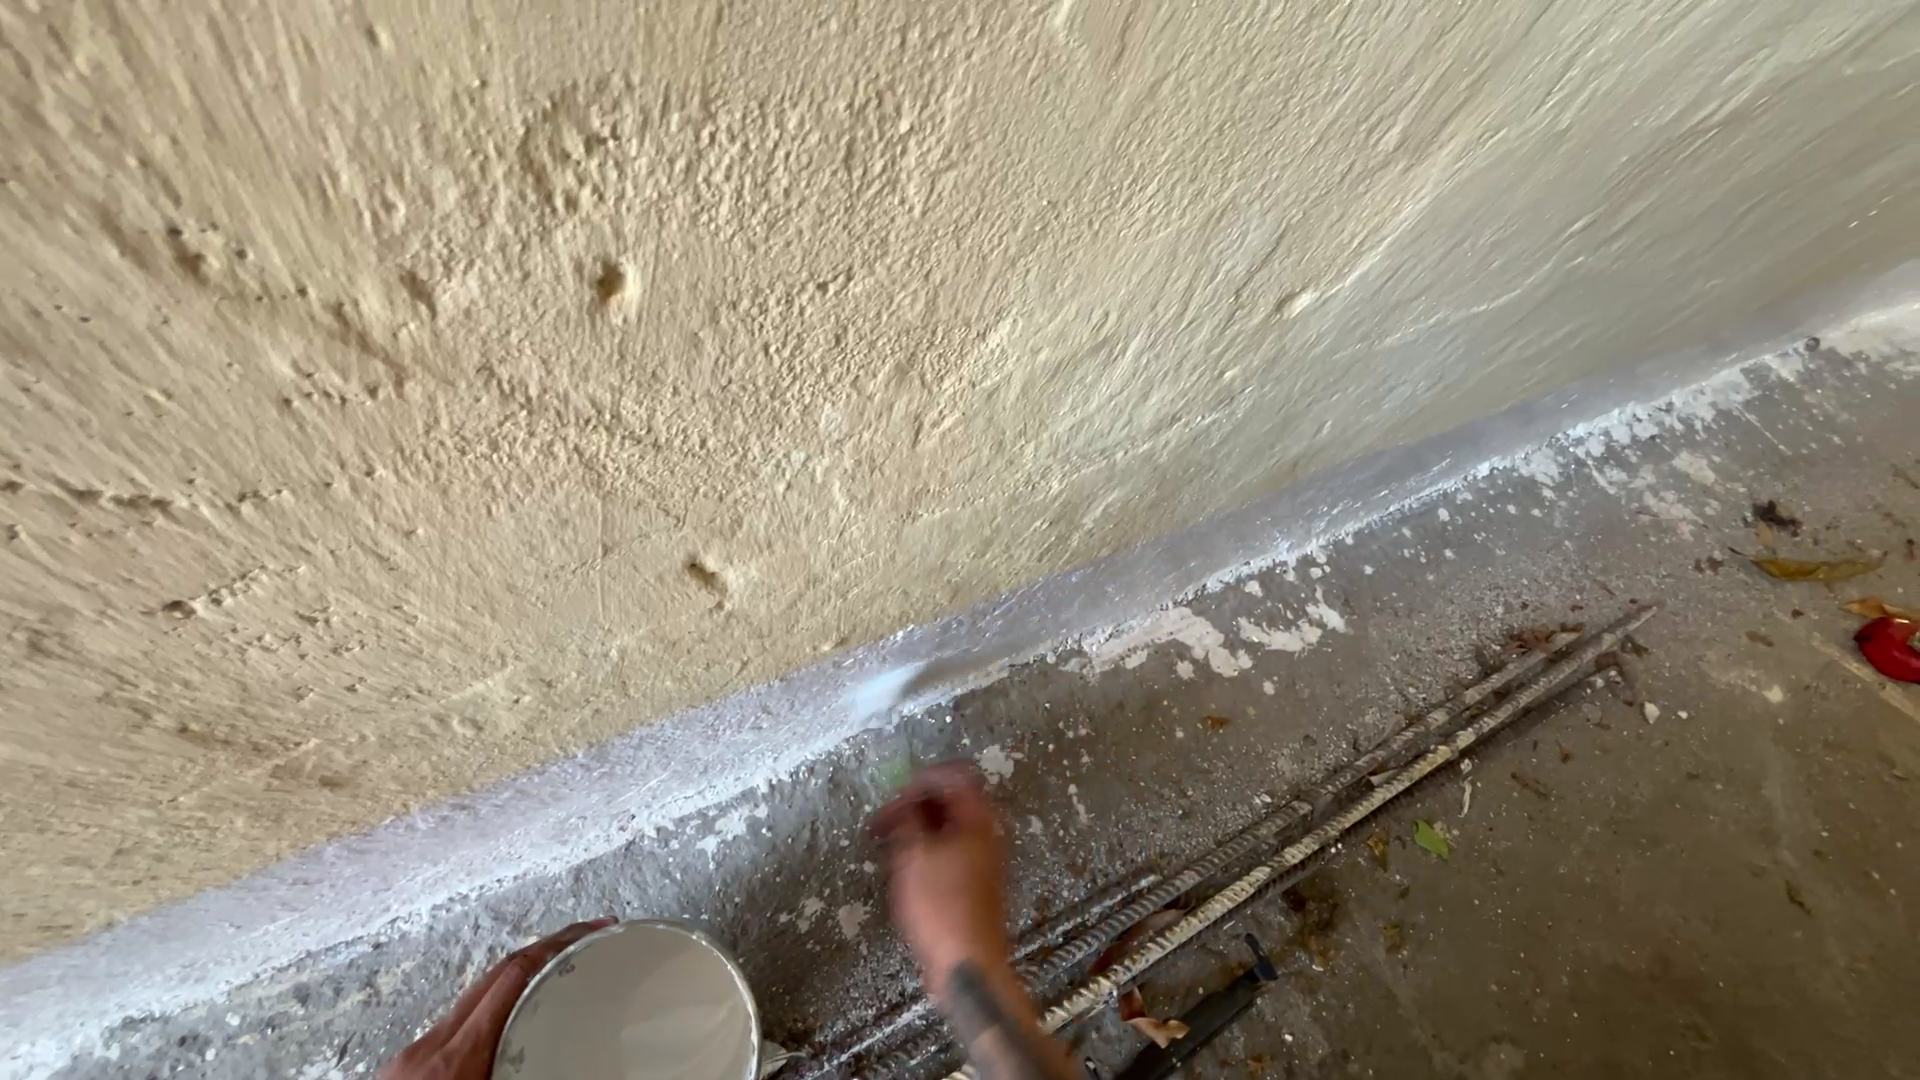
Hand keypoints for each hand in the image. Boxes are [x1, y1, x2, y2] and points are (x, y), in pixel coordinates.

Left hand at [379, 918, 614, 1079]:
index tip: (593, 930)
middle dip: (545, 948)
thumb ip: (524, 1070)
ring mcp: (412, 1056)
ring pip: (475, 996)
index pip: (513, 976)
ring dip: (518, 976)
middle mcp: (430, 1049)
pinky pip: (458, 1023)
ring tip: (557, 972)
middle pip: (496, 974)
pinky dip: (492, 1008)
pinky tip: (512, 1020)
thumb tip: (561, 1060)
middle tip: (587, 937)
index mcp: (456, 1062)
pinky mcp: (402, 1070)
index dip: (557, 945)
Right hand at [871, 764, 1080, 1079]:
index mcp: (977, 817)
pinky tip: (903, 865)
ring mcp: (983, 856)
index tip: (894, 793)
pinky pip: (949, 848)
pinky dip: (926, 848)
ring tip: (886, 842)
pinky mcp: (974, 880)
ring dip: (917, 827)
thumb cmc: (941, 905)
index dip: (922, 778)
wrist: (968, 963)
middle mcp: (986, 831)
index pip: (954, 775)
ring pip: (947, 825)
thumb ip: (907, 819)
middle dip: (914, 804)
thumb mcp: (913, 856)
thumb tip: (904, 801)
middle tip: (884, 820)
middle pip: (951, 799)